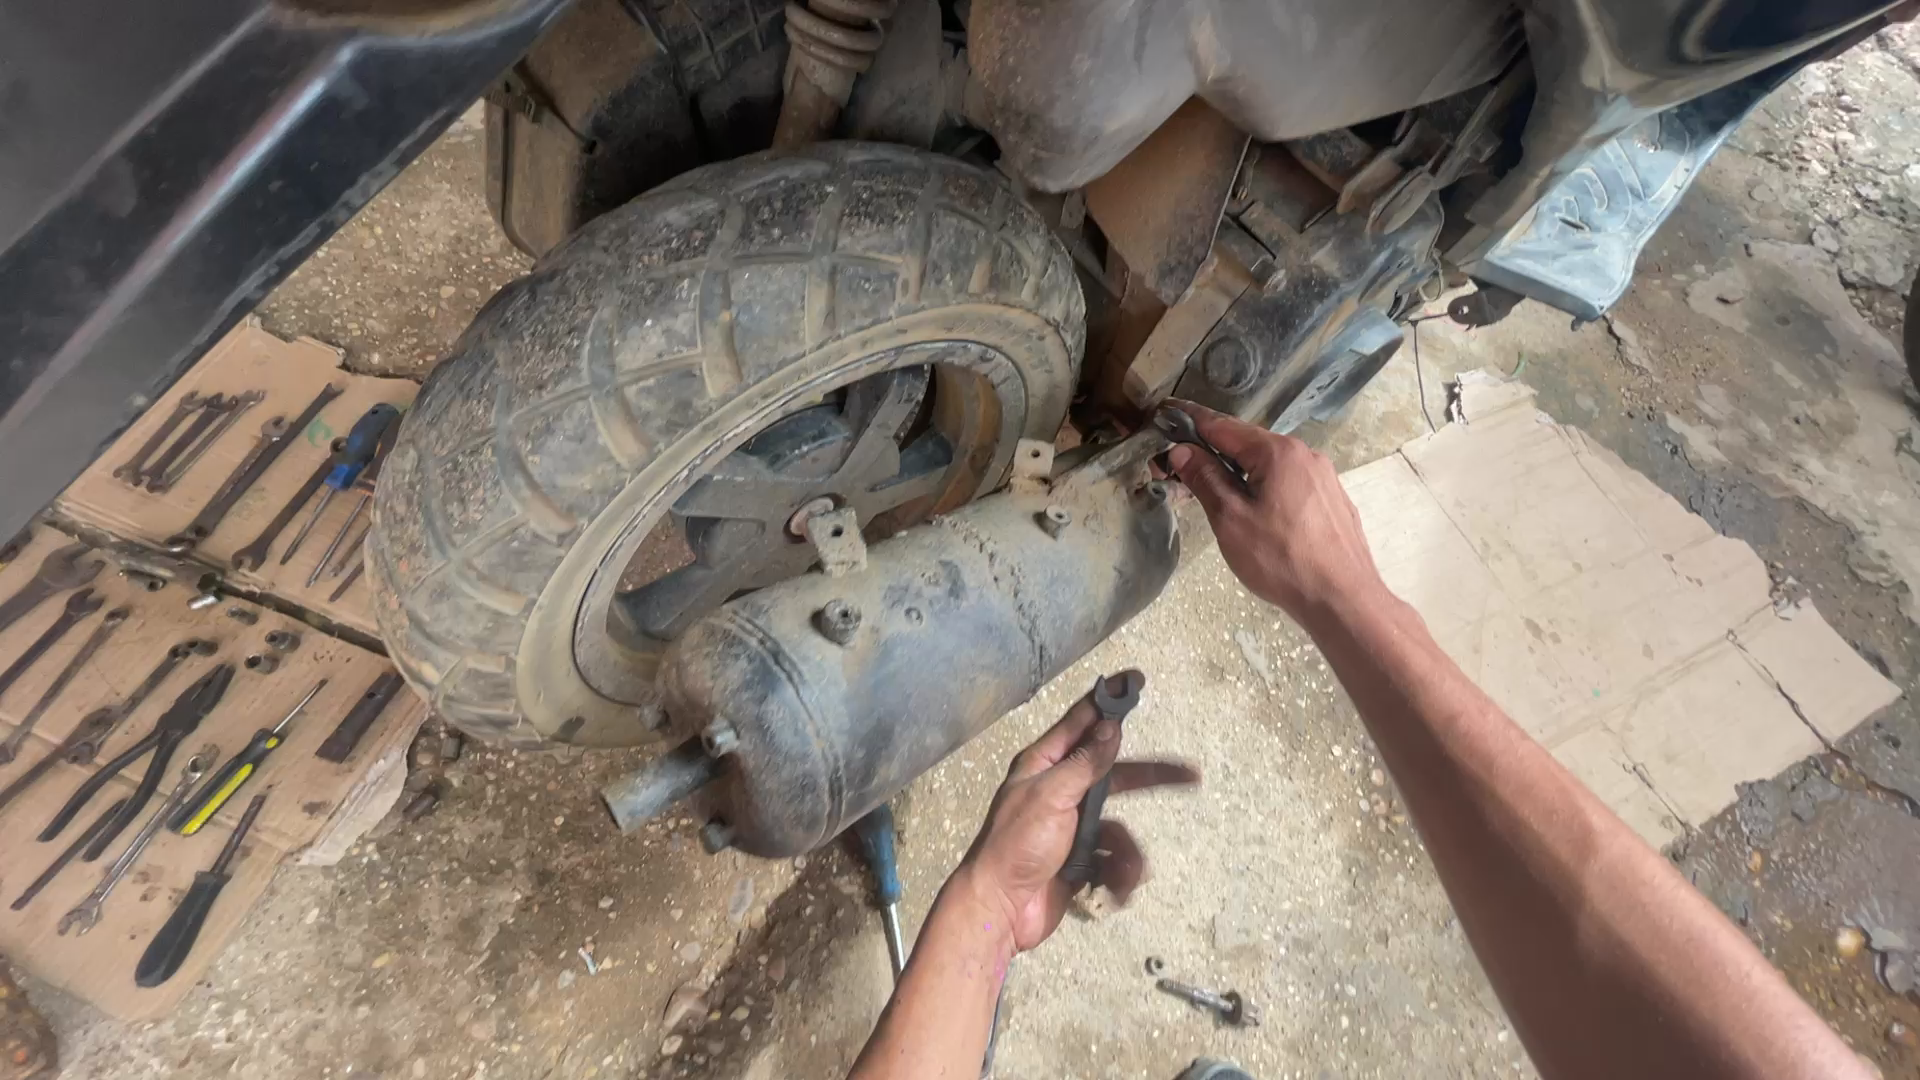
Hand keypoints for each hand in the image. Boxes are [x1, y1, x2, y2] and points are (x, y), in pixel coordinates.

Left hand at [953, 677, 1198, 952]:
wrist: (1002, 908)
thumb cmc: (1016, 844)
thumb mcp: (1050, 796)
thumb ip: (1084, 763)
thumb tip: (1110, 727)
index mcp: (1044, 764)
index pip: (1081, 722)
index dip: (1109, 700)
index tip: (1134, 680)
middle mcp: (1059, 788)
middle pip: (1114, 772)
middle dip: (1148, 778)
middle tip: (1188, 773)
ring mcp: (1071, 824)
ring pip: (1119, 824)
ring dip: (1125, 852)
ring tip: (1123, 873)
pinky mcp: (1080, 857)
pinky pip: (1113, 857)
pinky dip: (1117, 874)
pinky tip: (1111, 890)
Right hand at [1164, 401, 1387, 622]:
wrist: (1342, 599)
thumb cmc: (1280, 559)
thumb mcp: (1231, 519)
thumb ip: (1205, 479)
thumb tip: (1182, 450)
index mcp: (1278, 453)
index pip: (1223, 426)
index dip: (1191, 422)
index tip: (1165, 416)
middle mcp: (1305, 455)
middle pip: (1247, 443)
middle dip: (1212, 449)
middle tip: (1178, 461)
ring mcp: (1322, 477)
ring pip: (1268, 463)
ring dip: (1237, 469)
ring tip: (1210, 486)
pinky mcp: (1330, 500)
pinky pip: (1287, 480)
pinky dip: (1261, 483)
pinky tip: (1251, 506)